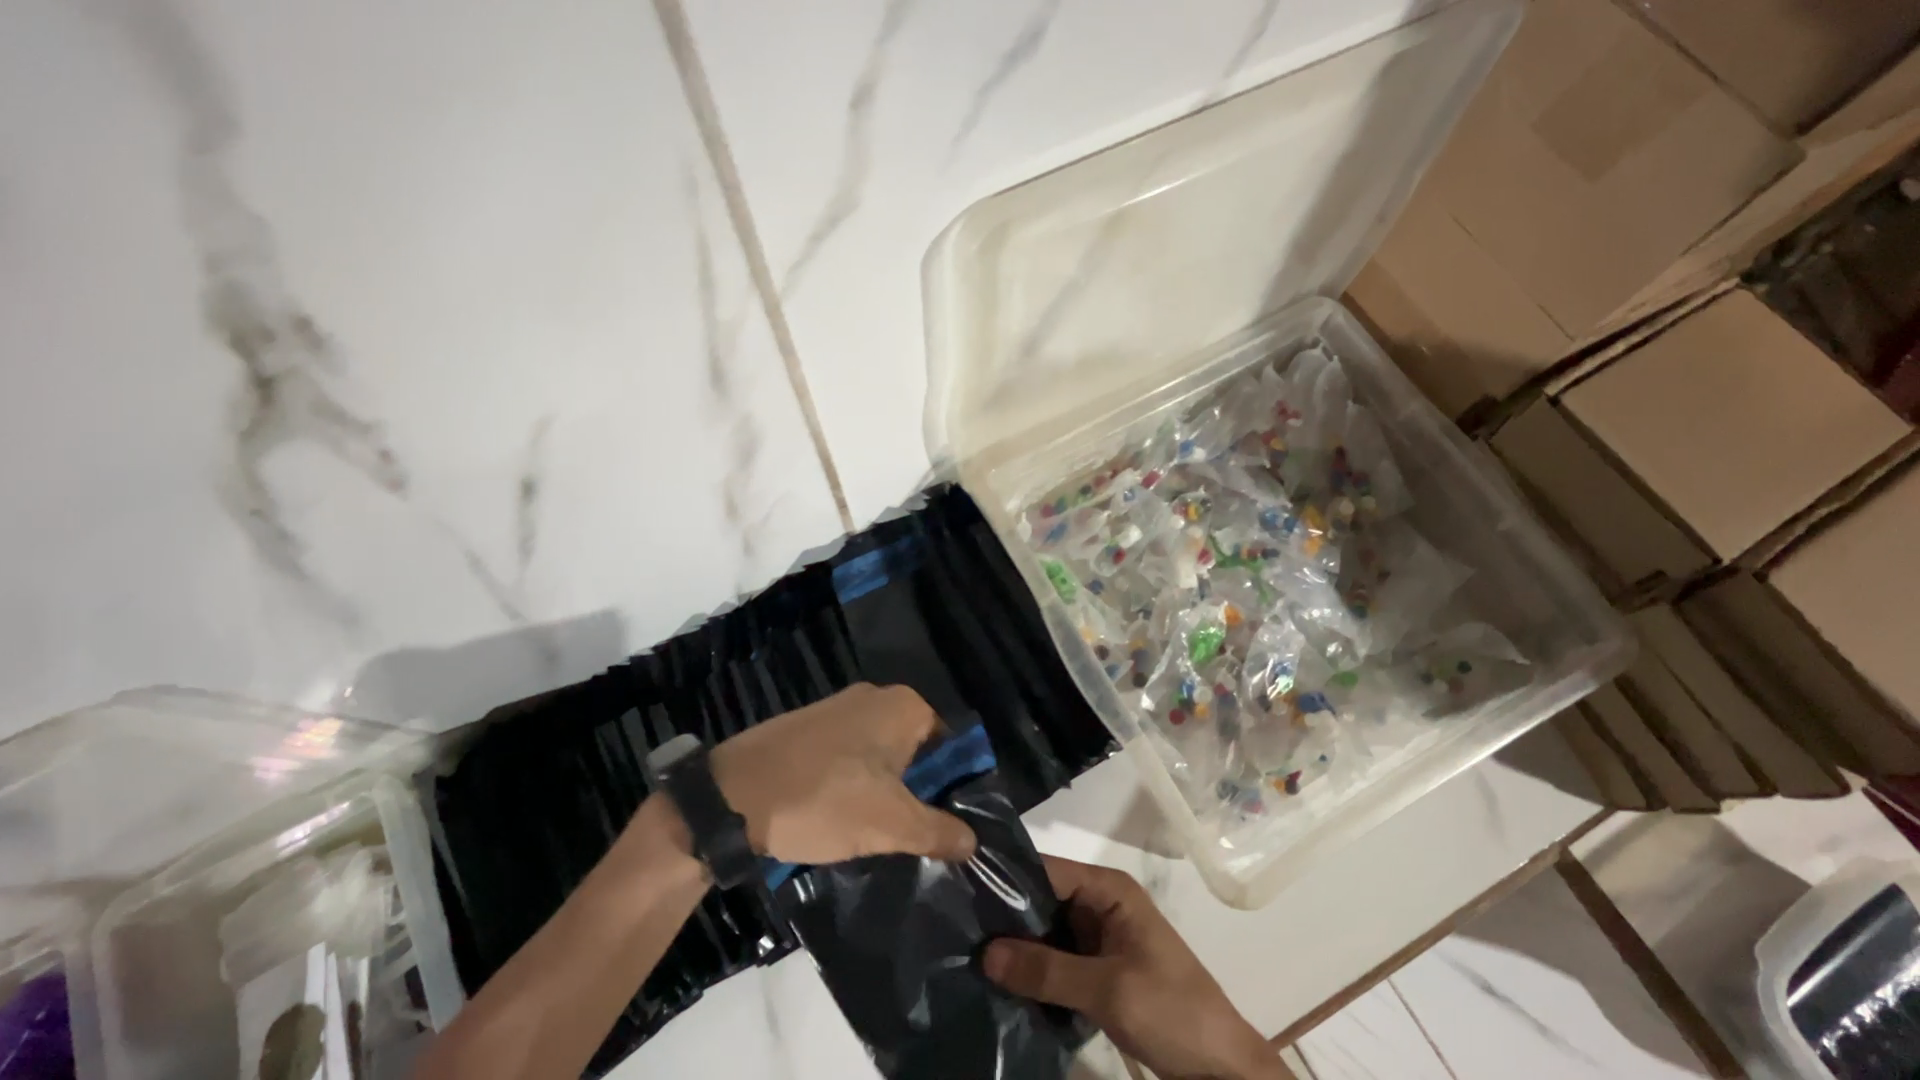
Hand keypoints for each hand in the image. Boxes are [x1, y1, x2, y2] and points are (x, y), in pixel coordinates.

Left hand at [707, 683, 977, 864]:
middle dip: (920, 791)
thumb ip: (939, 831)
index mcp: (904, 706)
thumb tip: (973, 841)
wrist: (728, 797)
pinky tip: (841, 817)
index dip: (956, 787)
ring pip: (881, 757)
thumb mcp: (891, 825)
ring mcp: (836, 710)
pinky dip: (853, 785)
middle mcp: (874, 696)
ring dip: (885, 792)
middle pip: (918, 751)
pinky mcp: (807, 729)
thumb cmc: (822, 800)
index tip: (949, 825)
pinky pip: (849, 758)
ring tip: (878, 833)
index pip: (953, 746)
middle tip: (916, 835)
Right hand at [984, 857, 1289, 1079]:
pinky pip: (1054, 961)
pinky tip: (997, 983)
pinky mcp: (1096, 970)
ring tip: (965, 957)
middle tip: (953, 933)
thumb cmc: (1172, 1011)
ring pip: (1043, 933)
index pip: (1044, 870)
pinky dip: (1031, 972)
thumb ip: (1046, 970)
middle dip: (1003, 919)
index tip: (957, 895)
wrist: (1220, 1067)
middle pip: (1040, 900)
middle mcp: (1100, 904)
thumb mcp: (1108, 989)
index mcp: (1109, 890)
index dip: (1004, 880)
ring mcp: (1098, 938)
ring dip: (1014, 949)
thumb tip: (984, 952)